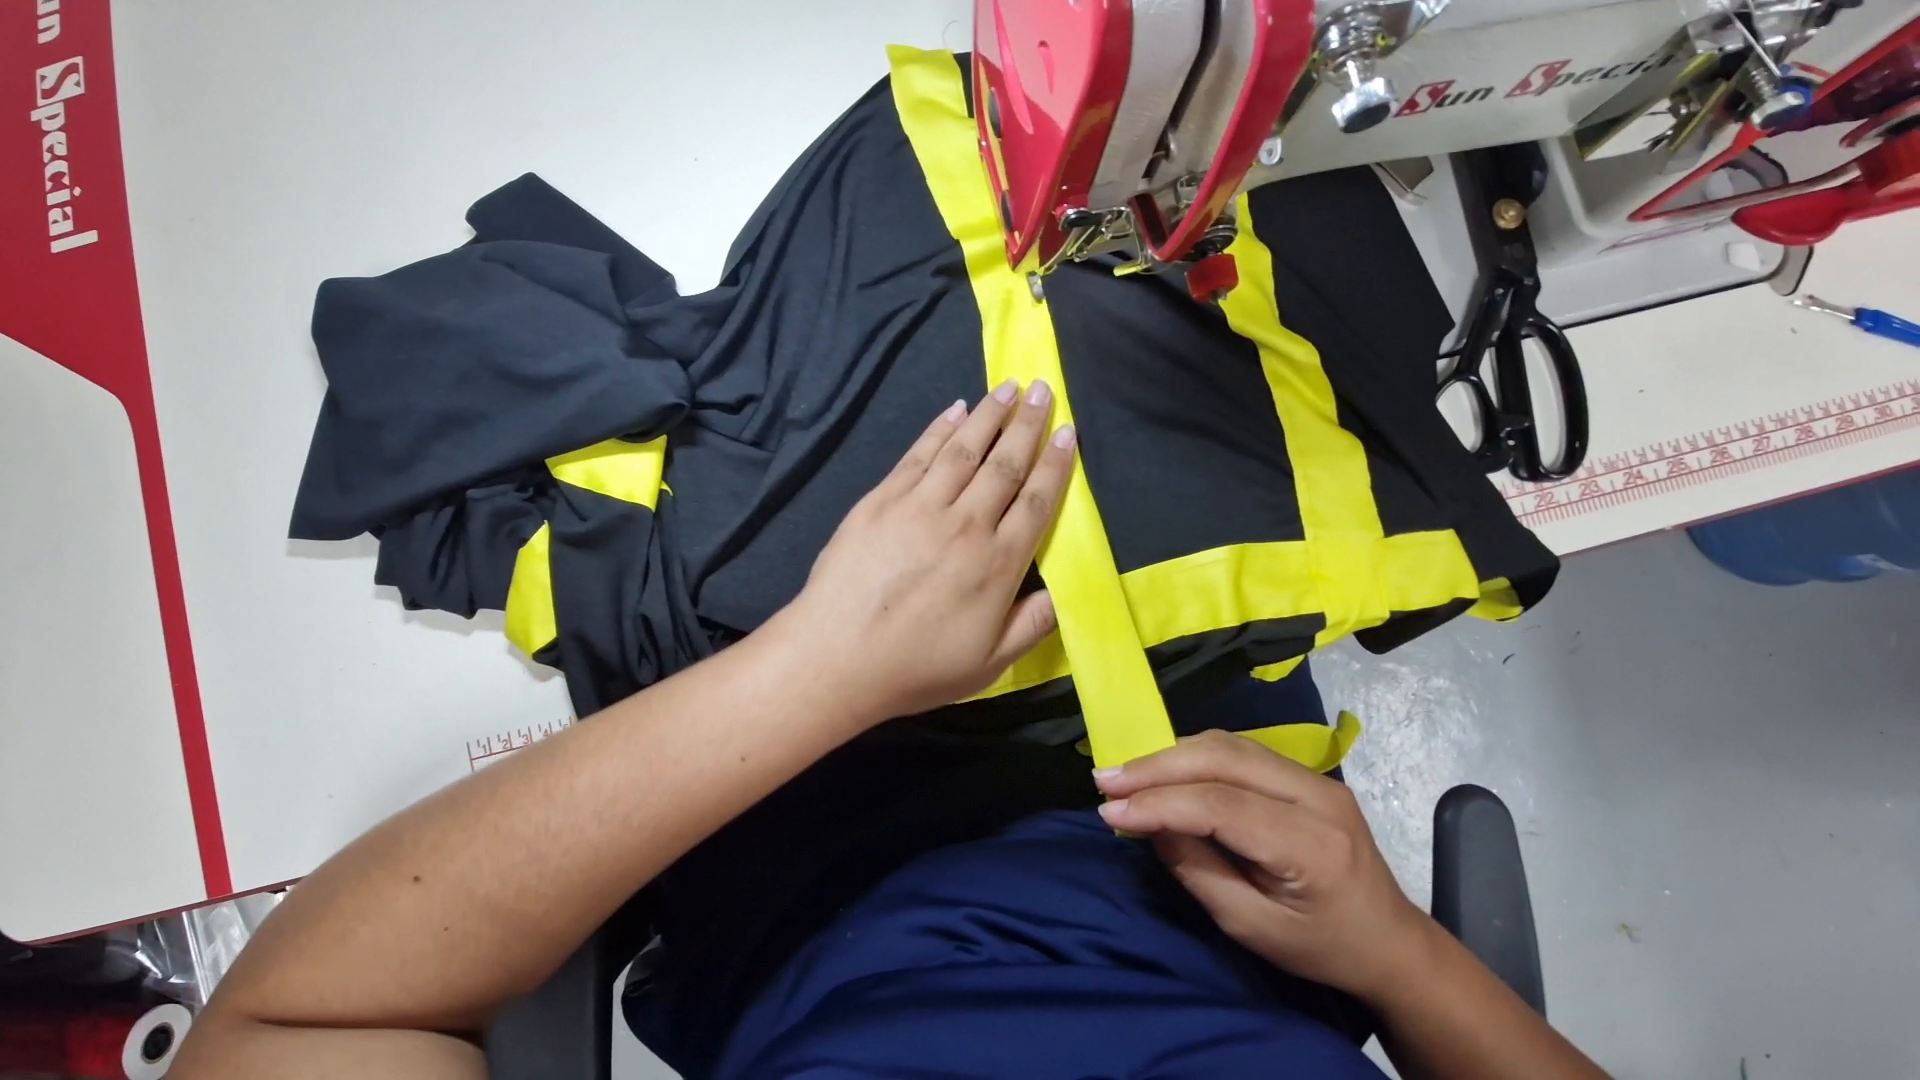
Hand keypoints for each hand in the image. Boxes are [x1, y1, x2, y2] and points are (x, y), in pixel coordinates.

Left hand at [772, 379, 1075, 726]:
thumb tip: (1064, 594)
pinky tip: (954, 410)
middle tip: (1043, 389)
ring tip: (1007, 388)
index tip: (1068, 432)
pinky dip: (939, 430)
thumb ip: (1031, 626)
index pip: (1037, 501)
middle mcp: (965, 525)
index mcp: (997, 564)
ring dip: (988, 415)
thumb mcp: (988, 664)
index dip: (1056, 464)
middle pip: (1004, 464)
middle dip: (1027, 424)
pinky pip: (918, 456)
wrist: (836, 657)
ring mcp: (919, 508)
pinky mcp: (881, 501)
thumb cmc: (916, 667)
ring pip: (963, 451)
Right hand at [1094, 730, 1437, 1004]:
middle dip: (1156, 766)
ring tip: (1125, 774)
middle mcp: (1317, 796)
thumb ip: (1197, 870)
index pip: (1221, 805)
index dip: (1159, 802)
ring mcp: (1315, 778)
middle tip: (1105, 780)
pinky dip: (1193, 756)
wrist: (1390, 941)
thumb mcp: (1252, 926)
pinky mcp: (1305, 773)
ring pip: (1228, 745)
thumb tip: (1147, 822)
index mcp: (1312, 845)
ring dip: (1170, 755)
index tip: (1108, 810)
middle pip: (1222, 759)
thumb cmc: (1321, 947)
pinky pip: (1239, 751)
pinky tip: (1163, 770)